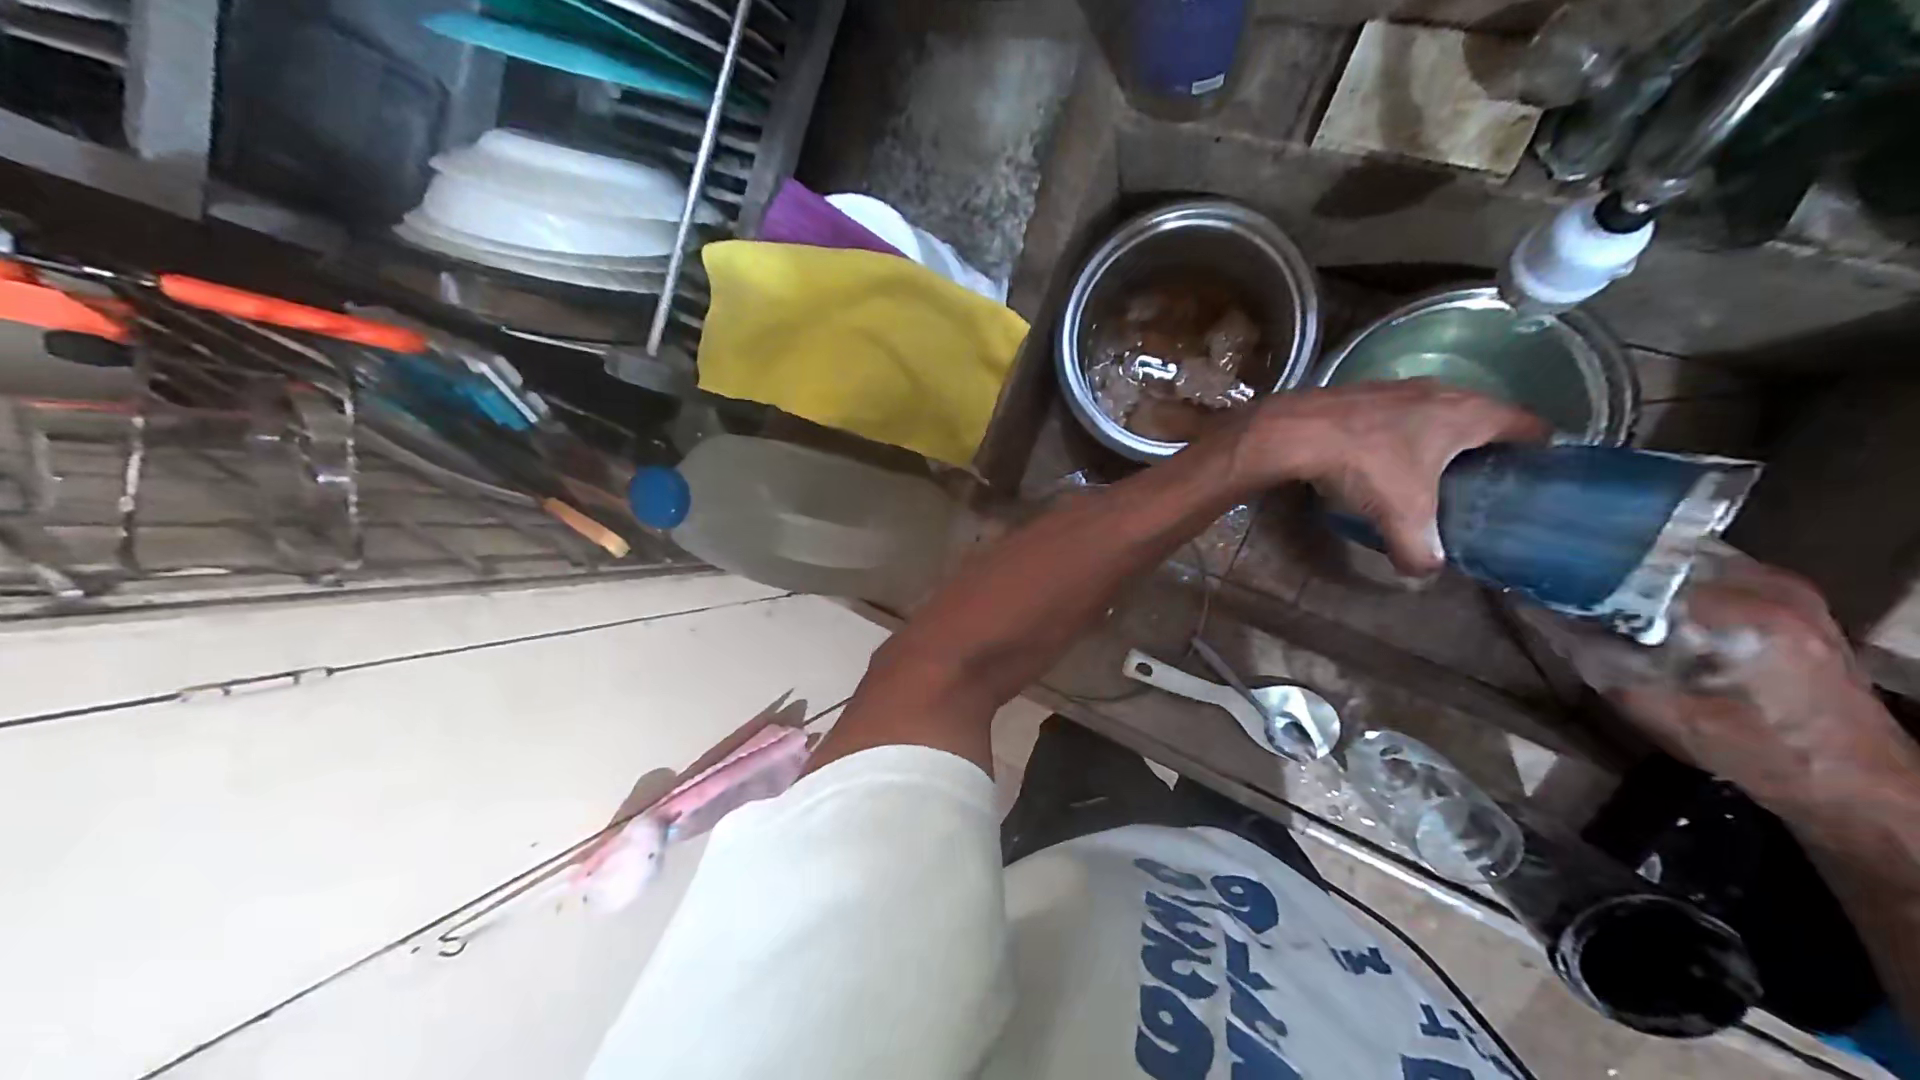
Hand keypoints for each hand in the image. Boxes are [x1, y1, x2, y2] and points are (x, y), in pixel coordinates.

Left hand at [1240, 379, 1550, 573]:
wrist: (1296, 432)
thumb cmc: (1365, 465)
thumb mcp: (1401, 516)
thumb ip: (1421, 550)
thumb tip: (1424, 574)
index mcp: (1469, 412)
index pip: (1528, 425)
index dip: (1540, 450)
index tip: (1537, 476)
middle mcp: (1440, 390)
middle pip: (1481, 417)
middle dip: (1485, 448)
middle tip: (1483, 484)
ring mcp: (1397, 387)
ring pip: (1434, 413)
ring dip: (1436, 440)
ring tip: (1432, 475)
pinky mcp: (1361, 393)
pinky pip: (1394, 416)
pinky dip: (1398, 435)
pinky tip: (1382, 460)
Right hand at [1523, 551, 1919, 817]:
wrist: (1846, 776)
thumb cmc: (1732, 743)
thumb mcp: (1638, 699)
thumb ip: (1581, 643)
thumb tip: (1523, 600)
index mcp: (1722, 610)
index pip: (1623, 562)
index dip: (1572, 562)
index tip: (1532, 565)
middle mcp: (1760, 583)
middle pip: (1653, 550)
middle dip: (1602, 560)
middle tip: (1559, 573)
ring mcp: (1784, 583)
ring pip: (1681, 554)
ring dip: (1637, 567)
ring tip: (1598, 583)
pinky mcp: (1795, 593)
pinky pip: (1712, 566)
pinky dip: (1672, 576)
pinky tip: (1652, 596)